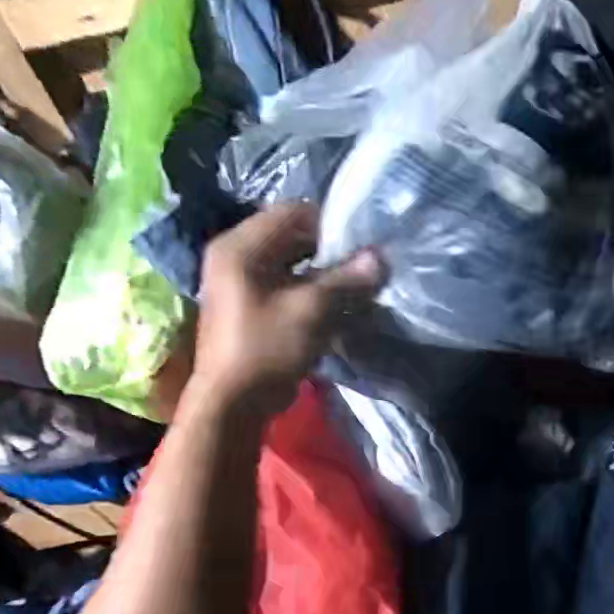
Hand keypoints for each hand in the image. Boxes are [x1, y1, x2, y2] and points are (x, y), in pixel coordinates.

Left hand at [186, 206, 384, 415]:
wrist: (233, 401)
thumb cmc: (266, 348)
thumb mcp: (311, 310)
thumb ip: (346, 280)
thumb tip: (379, 258)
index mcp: (240, 247)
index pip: (291, 212)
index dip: (329, 224)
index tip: (361, 244)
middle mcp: (236, 255)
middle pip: (292, 237)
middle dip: (331, 250)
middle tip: (363, 266)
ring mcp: (241, 281)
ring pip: (292, 263)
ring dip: (325, 272)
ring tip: (356, 286)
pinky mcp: (250, 305)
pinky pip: (287, 284)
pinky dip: (312, 289)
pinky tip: (338, 304)